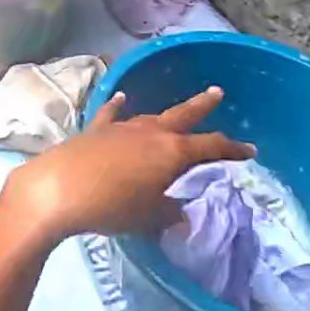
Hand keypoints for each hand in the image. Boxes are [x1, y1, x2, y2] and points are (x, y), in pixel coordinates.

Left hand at [0, 87, 254, 244]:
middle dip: (202, 105)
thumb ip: (168, 212)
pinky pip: (112, 114)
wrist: (60, 189)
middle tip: (217, 92)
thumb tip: (178, 210)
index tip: (249, 151)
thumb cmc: (112, 206)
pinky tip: (121, 98)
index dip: (231, 149)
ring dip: (165, 113)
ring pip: (151, 116)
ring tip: (175, 111)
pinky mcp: (96, 129)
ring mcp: (121, 127)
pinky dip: (118, 106)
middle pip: (183, 115)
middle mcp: (150, 132)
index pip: (210, 147)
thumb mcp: (148, 218)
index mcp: (172, 152)